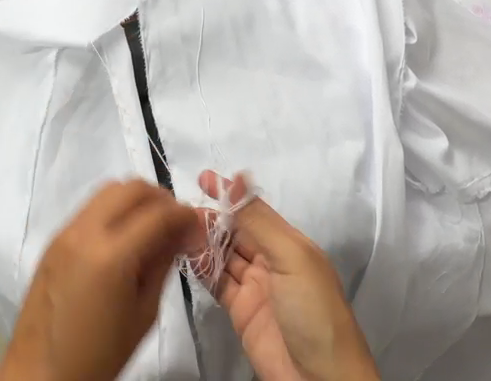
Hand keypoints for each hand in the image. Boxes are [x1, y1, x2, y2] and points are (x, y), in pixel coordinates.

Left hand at [0, 180, 205, 380]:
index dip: (185, 214)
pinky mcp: (54, 238)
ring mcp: (66, 231)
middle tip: (176, 222)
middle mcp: (86, 232)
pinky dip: (114, 209)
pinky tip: (124, 235)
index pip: (158, 214)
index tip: (198, 226)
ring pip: (108, 190)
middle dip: (161, 198)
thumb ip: (163, 263)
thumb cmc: (100, 354)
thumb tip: (181, 233)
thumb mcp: (143, 313)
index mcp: (111, 255)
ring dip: (136, 199)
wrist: (41, 372)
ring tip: (152, 225)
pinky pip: (90, 207)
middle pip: (132, 188)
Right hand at [201, 170, 379, 380]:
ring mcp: (256, 288)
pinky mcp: (241, 312)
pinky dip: (202, 268)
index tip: (203, 177)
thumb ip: (259, 221)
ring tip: (176, 227)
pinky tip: (184, 254)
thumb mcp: (291, 258)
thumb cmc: (314, 311)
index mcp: (289, 244)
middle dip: (211, 217)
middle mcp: (272, 261)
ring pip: (224, 255)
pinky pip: (217, 282)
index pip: (254, 211)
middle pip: (236, 232)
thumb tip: (238, 178)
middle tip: (180, 207)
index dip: (230, 194)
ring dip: (203, 240)